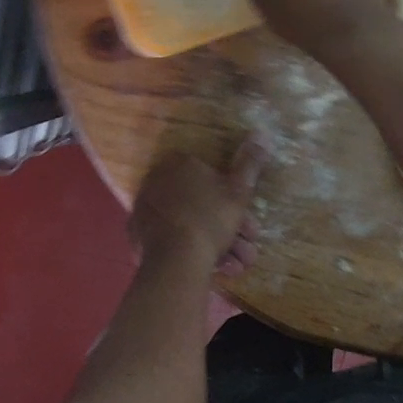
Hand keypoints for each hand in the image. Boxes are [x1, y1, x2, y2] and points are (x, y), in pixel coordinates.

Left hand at [130, 143, 264, 276]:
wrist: (177, 259)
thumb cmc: (210, 219)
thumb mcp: (239, 190)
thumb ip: (250, 163)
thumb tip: (261, 133)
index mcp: (179, 164)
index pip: (212, 178)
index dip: (236, 203)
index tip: (249, 225)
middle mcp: (158, 181)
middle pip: (202, 206)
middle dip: (231, 232)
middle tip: (247, 251)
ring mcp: (147, 210)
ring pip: (191, 227)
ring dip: (220, 249)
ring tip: (235, 267)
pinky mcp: (141, 237)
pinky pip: (175, 242)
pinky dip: (196, 254)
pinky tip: (215, 269)